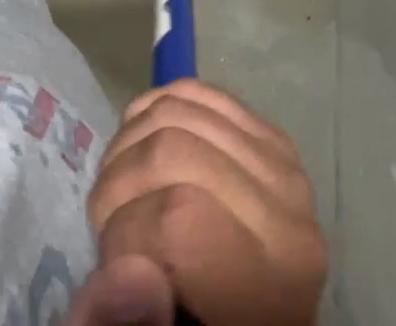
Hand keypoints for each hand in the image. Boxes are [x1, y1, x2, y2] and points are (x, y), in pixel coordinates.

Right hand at [70, 81, 327, 325]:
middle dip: (117, 183)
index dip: (124, 232)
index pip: (178, 216)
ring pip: (179, 108)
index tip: (115, 267)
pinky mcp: (270, 139)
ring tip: (125, 193)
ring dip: (129, 144)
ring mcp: (283, 167)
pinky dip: (154, 110)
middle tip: (109, 226)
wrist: (248, 319)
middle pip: (172, 148)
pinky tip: (142, 147)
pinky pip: (200, 92)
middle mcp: (286, 215)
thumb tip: (124, 271)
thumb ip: (130, 324)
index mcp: (260, 285)